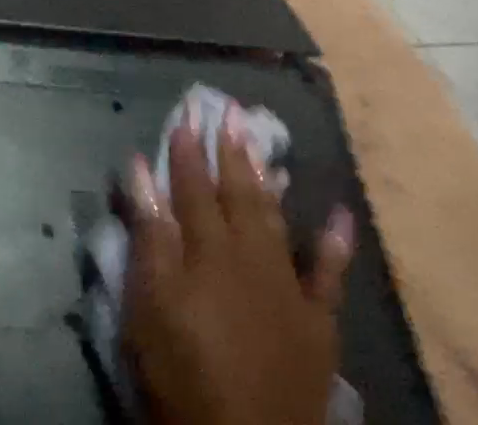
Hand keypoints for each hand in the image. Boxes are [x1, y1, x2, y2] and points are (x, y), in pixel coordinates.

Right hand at [123, 113, 354, 424]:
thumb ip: (148, 231)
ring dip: (268, 181)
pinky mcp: (316, 320)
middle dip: (230, 153)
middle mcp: (249, 256)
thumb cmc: (180, 364)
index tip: (184, 115)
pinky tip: (337, 213)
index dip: (185, 152)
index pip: (190, 188)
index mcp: (204, 249)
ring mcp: (287, 286)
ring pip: (276, 220)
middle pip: (236, 195)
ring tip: (263, 145)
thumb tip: (141, 166)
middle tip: (228, 113)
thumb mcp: (148, 298)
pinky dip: (333, 242)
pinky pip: (328, 274)